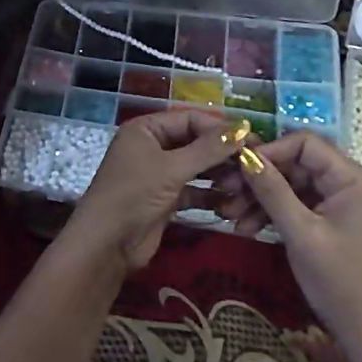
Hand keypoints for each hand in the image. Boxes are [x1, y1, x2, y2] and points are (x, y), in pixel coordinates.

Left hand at [68, 110, 244, 270]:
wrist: (107, 243)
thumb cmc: (134, 195)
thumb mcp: (172, 168)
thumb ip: (208, 149)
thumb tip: (243, 127)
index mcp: (146, 129)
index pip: (189, 118)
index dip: (220, 128)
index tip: (253, 141)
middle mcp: (151, 146)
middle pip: (195, 143)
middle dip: (223, 155)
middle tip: (254, 166)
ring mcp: (158, 173)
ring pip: (197, 168)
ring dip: (220, 177)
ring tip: (243, 188)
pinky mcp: (164, 199)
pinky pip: (194, 191)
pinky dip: (211, 196)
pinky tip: (230, 205)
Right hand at [210, 131, 361, 336]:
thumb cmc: (337, 278)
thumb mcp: (300, 232)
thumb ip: (273, 191)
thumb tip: (245, 156)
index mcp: (352, 180)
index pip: (306, 144)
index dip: (270, 151)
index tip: (238, 168)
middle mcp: (348, 185)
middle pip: (296, 165)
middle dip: (259, 177)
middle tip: (225, 191)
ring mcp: (339, 204)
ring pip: (291, 185)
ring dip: (259, 197)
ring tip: (230, 216)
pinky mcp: (329, 222)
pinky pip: (295, 205)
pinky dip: (271, 213)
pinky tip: (246, 227)